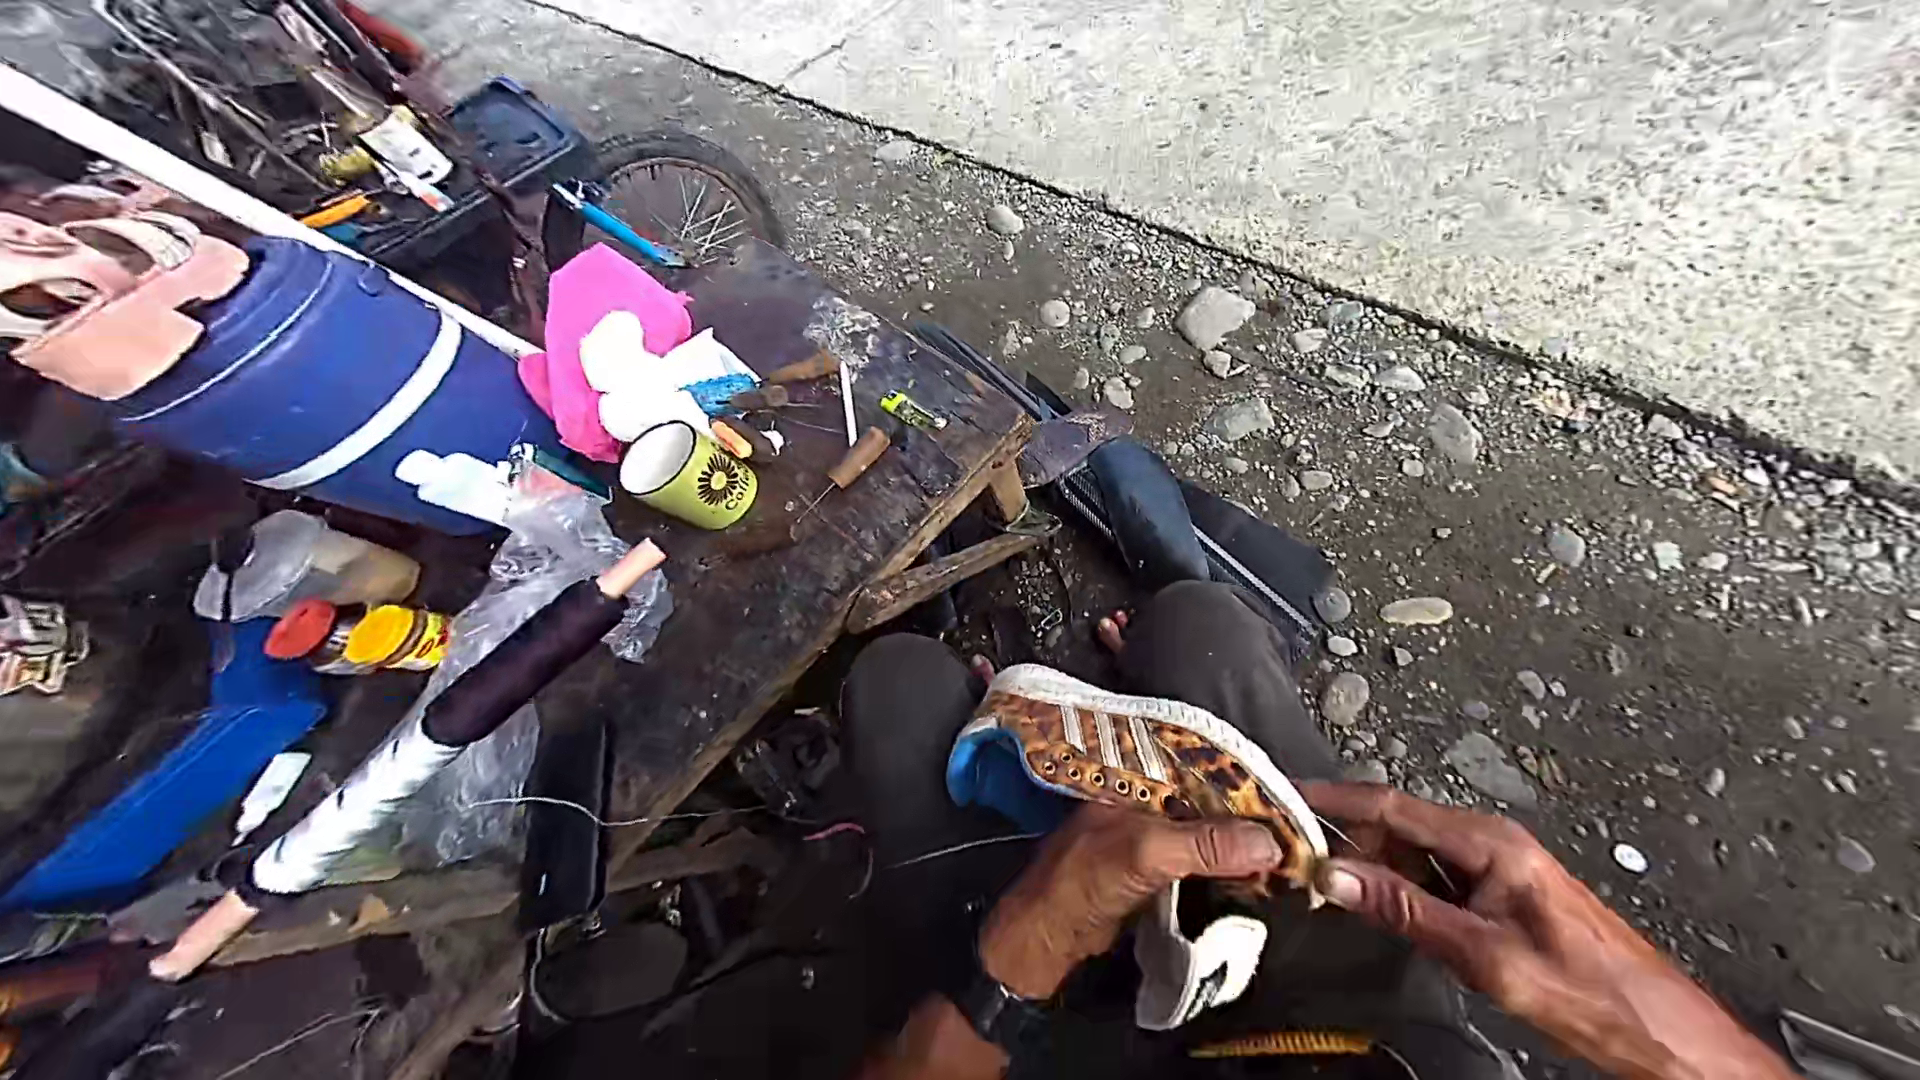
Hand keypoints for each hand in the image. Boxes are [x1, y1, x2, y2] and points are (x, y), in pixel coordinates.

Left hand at [977, 803, 1283, 997]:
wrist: (1052, 931)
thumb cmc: (1086, 878)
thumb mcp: (1146, 852)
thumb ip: (1202, 844)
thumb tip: (1268, 842)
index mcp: (1135, 776)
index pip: (1196, 765)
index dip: (1240, 778)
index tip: (1290, 795)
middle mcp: (1145, 795)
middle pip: (1206, 796)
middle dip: (1249, 810)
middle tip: (1301, 827)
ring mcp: (1150, 828)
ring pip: (1205, 826)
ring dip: (1241, 838)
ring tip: (1292, 847)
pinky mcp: (1155, 861)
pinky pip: (1199, 854)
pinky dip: (1226, 861)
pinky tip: (1258, 870)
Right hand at [1302, 782, 1795, 1079]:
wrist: (1679, 1045)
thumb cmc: (1594, 998)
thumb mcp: (1487, 958)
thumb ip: (1403, 909)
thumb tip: (1330, 874)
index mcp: (1485, 840)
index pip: (1387, 802)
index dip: (1330, 797)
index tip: (1284, 796)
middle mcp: (1484, 837)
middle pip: (1392, 821)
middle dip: (1347, 840)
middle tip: (1305, 863)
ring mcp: (1490, 859)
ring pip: (1406, 846)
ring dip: (1371, 865)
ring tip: (1340, 890)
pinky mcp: (1493, 882)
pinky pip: (1427, 869)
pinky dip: (1396, 883)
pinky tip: (1387, 908)